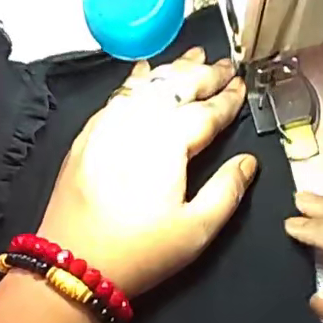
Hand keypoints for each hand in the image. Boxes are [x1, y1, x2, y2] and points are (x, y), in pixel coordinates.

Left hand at [37, 47, 253, 293]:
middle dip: (203, 74)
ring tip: (193, 58)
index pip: (205, 112)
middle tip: (226, 64)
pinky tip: (144, 72)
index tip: (243, 86)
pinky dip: (135, 81)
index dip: (227, 99)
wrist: (74, 265)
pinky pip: (116, 97)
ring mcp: (108, 127)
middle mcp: (137, 124)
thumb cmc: (141, 252)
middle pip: (174, 88)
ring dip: (172, 70)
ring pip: (145, 86)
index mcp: (167, 144)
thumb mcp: (197, 231)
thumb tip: (248, 162)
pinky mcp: (88, 138)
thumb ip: (227, 191)